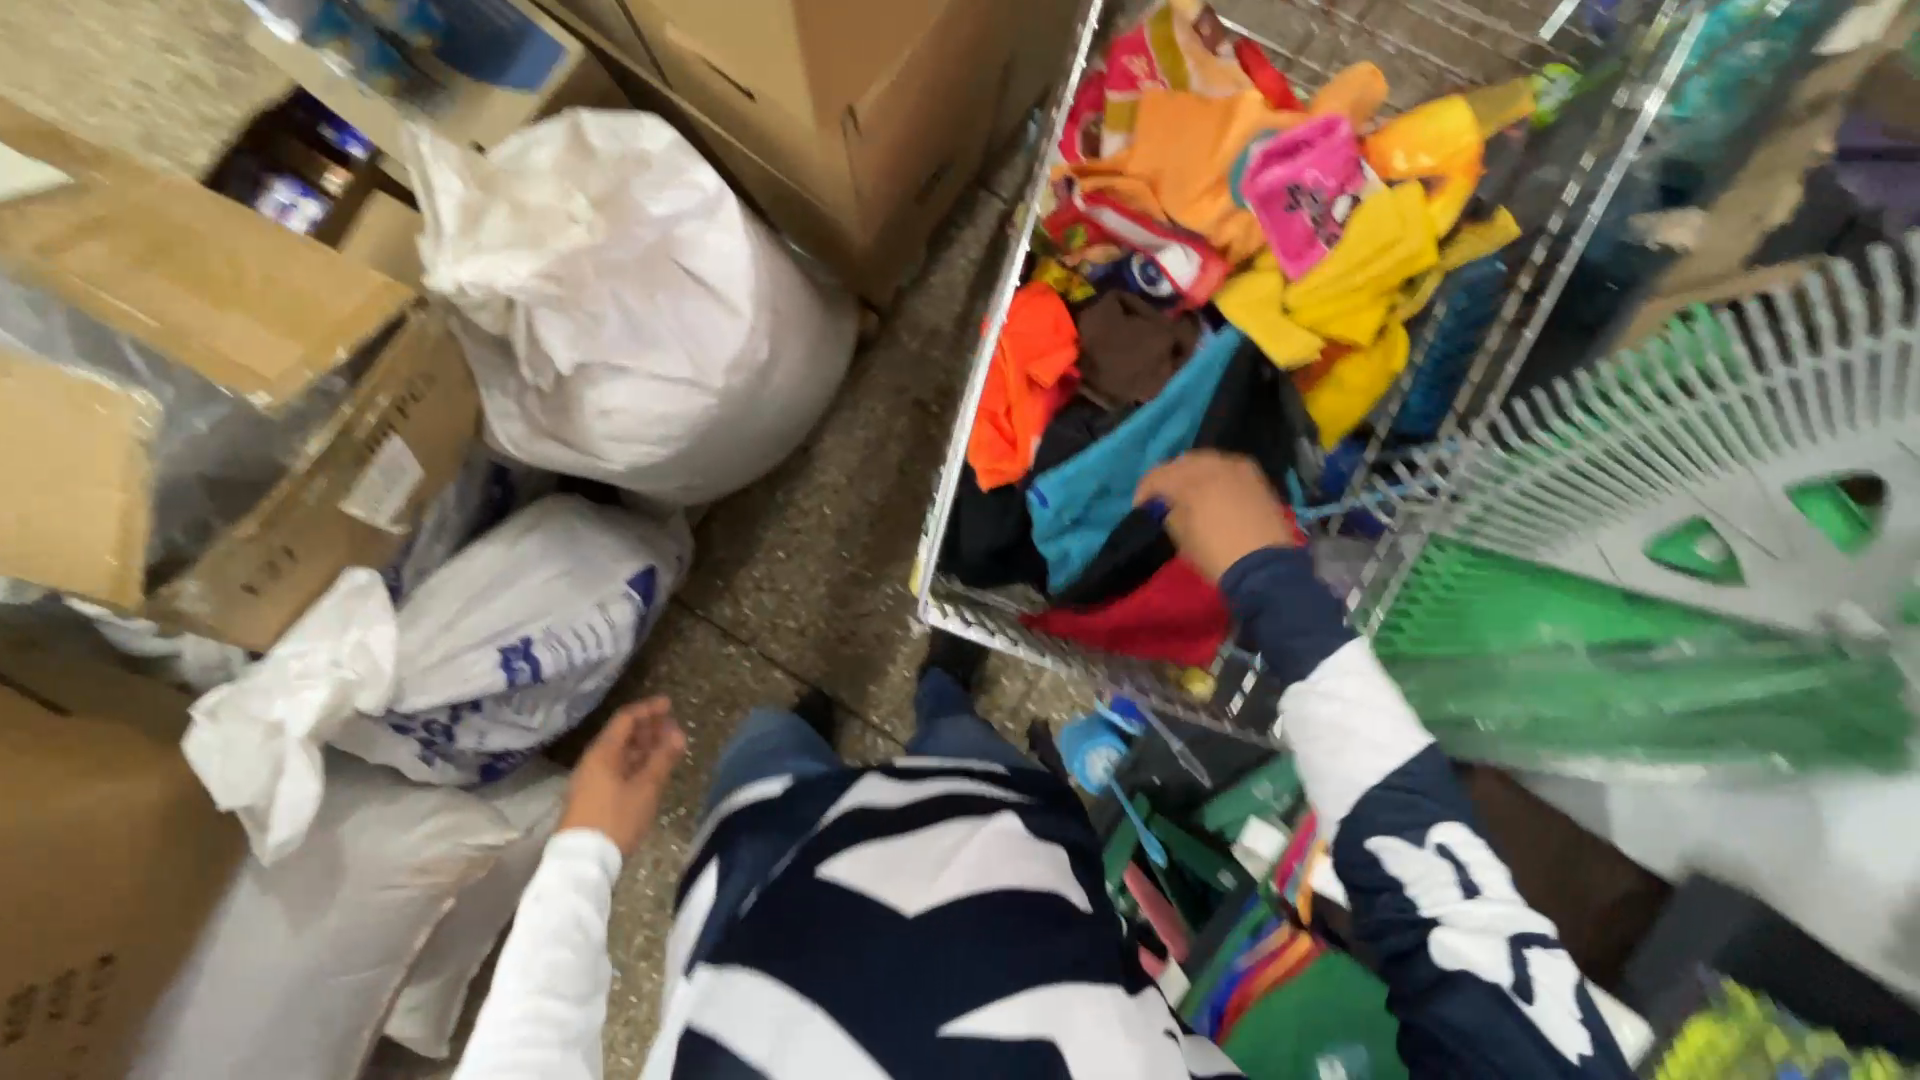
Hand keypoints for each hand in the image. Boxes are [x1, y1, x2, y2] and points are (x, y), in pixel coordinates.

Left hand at [557, 697, 684, 856]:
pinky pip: (618, 770)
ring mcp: (591, 780)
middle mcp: (594, 761)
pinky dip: (637, 764)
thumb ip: (663, 758)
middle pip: (622, 735)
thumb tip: (678, 734)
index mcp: (603, 753)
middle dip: (650, 729)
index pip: (626, 719)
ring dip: (645, 747)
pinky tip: (653, 771)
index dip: (649, 709)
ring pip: (621, 754)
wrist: (583, 861)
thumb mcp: (646, 788)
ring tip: (668, 749)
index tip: (670, 705)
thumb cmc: (616, 818)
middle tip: (674, 728)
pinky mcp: (593, 797)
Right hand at [1136, 450, 1302, 583]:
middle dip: (1168, 477)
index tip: (1141, 507)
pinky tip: (1213, 489)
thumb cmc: (1217, 555)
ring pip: (1206, 460)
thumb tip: (1168, 506)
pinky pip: (1227, 466)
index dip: (1144, 491)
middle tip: (1163, 497)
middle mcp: (1213, 466)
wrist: (1266, 567)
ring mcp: (1237, 468)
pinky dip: (1215, 474)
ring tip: (1188, 491)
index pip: (1157, 476)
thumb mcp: (1182, 539)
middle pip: (1181, 463)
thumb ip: (1169, 514)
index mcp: (1190, 482)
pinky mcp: (1255, 476)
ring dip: (1192, 473)